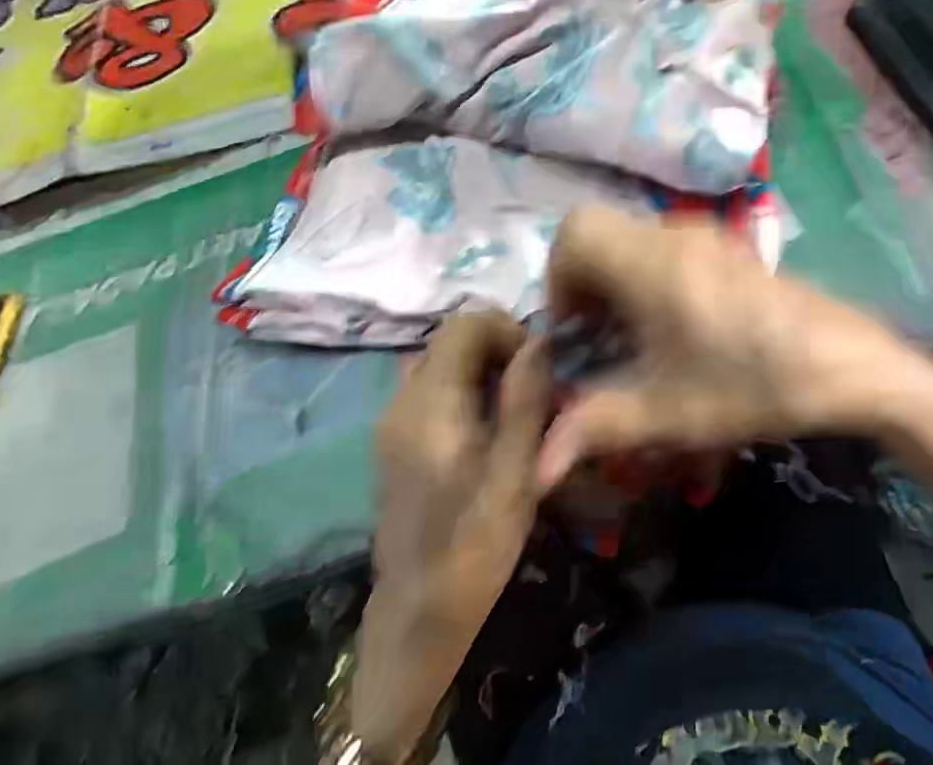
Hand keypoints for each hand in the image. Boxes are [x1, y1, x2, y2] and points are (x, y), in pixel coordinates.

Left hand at [357, 310, 550, 760]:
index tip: (537, 368)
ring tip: (512, 412)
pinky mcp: (393, 440)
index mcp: (430, 400)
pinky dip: (461, 392)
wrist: (418, 609)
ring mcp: (392, 418)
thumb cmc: (474, 543)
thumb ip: (525, 400)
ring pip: (440, 363)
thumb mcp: (515, 472)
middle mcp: (402, 398)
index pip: (464, 323)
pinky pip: (429, 390)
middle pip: (450, 339)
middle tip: (532, 392)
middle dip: (497, 351)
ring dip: (480, 371)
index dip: (506, 330)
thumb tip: (540, 341)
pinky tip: (485, 434)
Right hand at [537, 206, 932, 485]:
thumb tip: (536, 470)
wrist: (852, 367)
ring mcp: (702, 236)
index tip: (576, 331)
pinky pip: (660, 246)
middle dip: (581, 283)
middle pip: (594, 232)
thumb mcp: (666, 411)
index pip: (572, 235)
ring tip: (633, 338)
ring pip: (627, 238)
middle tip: (598, 335)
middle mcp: (670, 235)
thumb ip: (593, 428)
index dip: (558, 281)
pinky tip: (672, 329)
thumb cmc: (753, 383)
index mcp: (648, 262)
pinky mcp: (725, 248)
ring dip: (612, 280)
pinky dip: (643, 277)